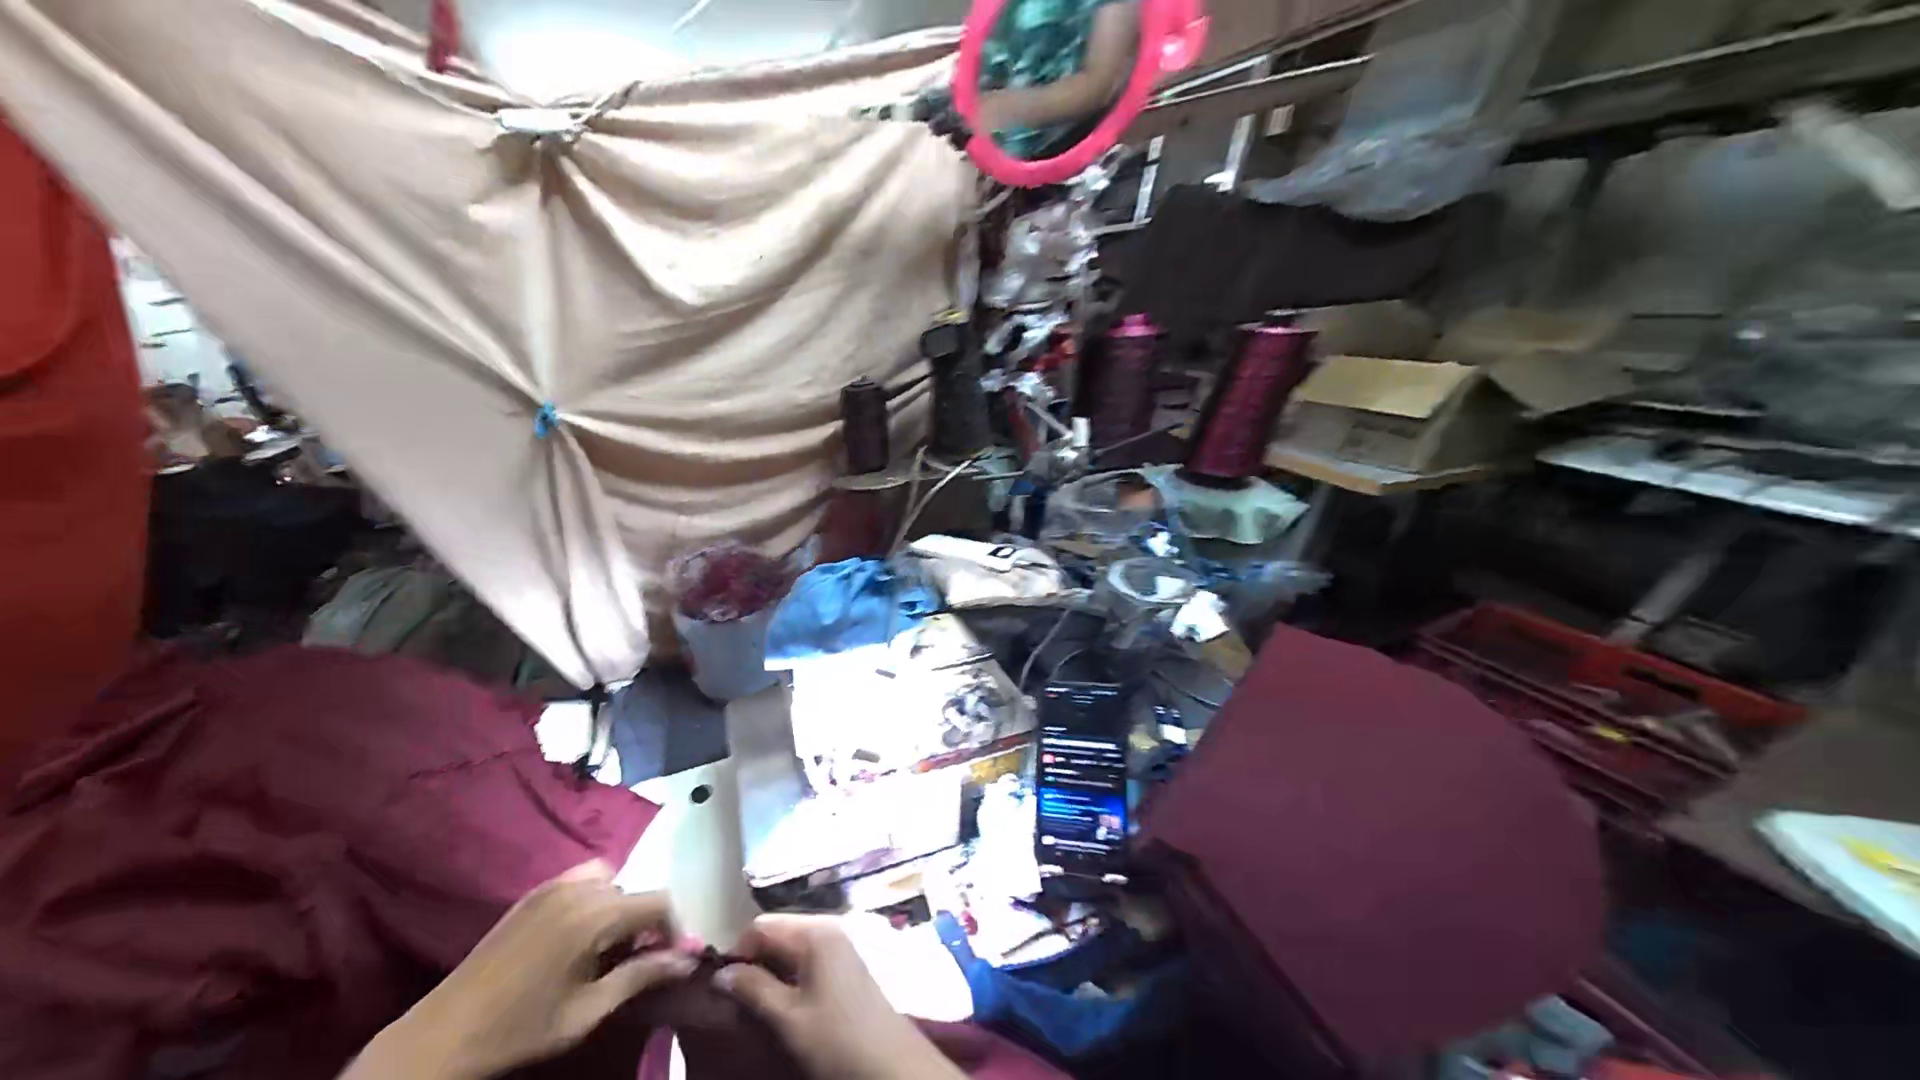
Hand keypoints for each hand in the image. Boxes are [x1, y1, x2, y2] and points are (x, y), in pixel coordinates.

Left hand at [343, 861, 697, 1079]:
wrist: (443, 1035)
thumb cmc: (521, 1028)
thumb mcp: (588, 1011)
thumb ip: (642, 976)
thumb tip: (689, 962)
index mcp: (596, 915)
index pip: (659, 903)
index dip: (673, 930)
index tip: (671, 960)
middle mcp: (580, 888)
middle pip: (635, 891)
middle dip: (645, 923)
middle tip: (638, 960)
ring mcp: (553, 885)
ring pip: (611, 881)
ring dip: (620, 907)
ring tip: (607, 946)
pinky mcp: (533, 892)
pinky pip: (582, 878)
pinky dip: (594, 895)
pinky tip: (578, 932)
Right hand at [715, 914, 964, 1079]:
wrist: (890, 1064)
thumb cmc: (836, 1039)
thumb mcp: (787, 1018)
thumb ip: (752, 989)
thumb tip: (720, 973)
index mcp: (815, 932)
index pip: (761, 926)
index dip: (737, 954)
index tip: (723, 990)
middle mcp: (829, 928)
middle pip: (777, 934)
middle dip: (754, 964)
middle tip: (737, 1003)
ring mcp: (840, 945)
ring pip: (790, 949)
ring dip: (770, 974)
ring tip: (756, 1009)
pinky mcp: (846, 965)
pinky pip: (807, 960)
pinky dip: (790, 978)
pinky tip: (783, 1008)